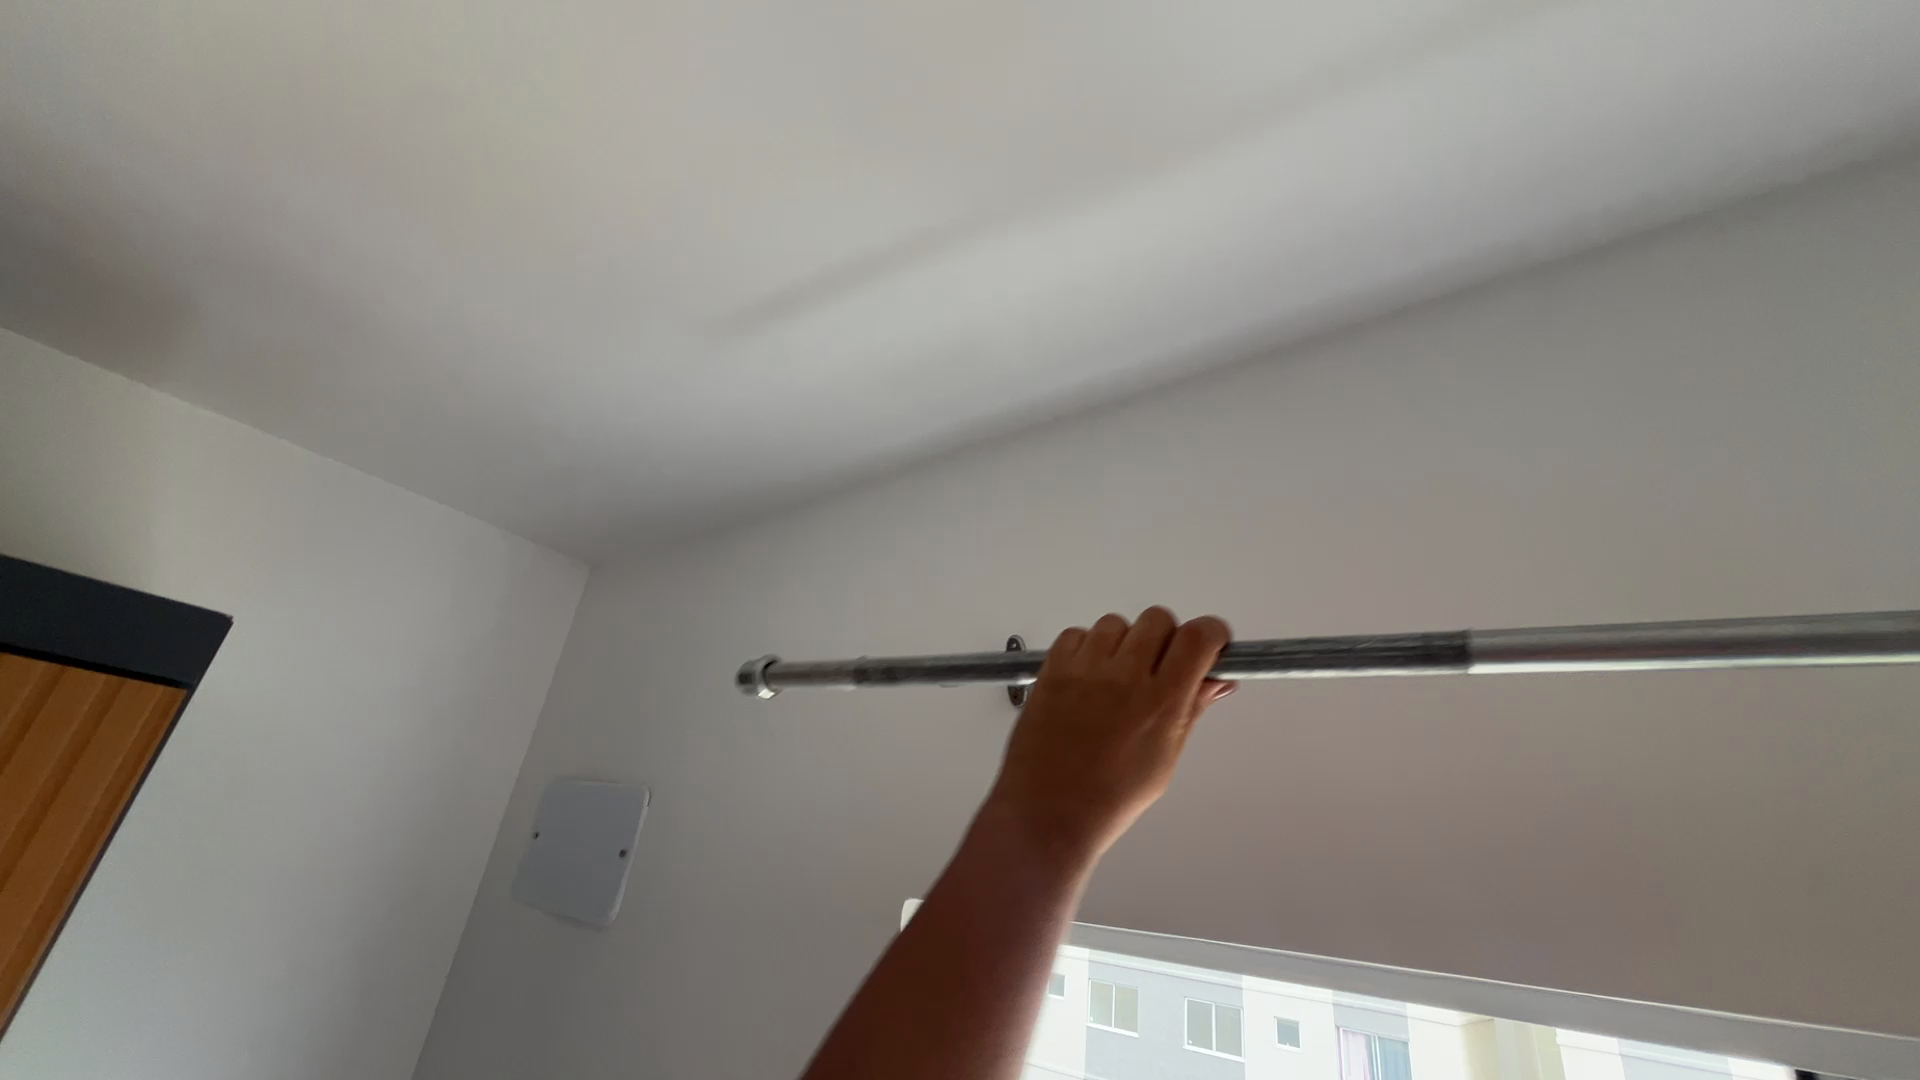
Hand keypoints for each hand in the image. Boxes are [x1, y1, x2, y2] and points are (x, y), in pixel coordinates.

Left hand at [986, 607, 1232, 860]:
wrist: (1049, 810)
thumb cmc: (1110, 795)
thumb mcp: (1165, 757)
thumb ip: (1191, 709)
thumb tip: (1216, 680)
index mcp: (1161, 701)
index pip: (1198, 637)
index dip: (1211, 633)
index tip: (1210, 642)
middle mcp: (1125, 676)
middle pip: (1158, 619)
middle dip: (1166, 637)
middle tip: (1159, 664)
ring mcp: (1085, 669)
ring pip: (1116, 623)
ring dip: (1123, 642)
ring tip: (1116, 676)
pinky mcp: (1052, 669)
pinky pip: (1076, 634)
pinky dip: (1085, 647)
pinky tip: (1087, 676)